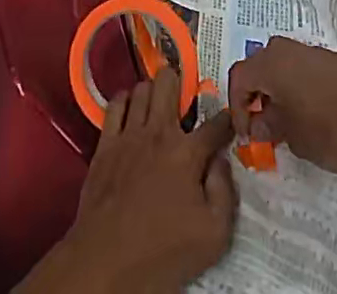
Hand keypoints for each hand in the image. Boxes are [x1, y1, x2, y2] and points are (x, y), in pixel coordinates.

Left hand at [19, 67, 237, 293]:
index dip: (227, 118)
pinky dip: (124, 99)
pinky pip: (114, 105)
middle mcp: (157, 133)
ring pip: (140, 90)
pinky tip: (129, 105)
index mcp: (187, 154)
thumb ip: (224, 191)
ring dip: (151, 88)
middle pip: (168, 85)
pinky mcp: (105, 142)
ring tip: (158, 97)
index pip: (214, 126)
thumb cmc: (166, 249)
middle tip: (183, 87)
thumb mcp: (214, 233)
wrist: (110, 256)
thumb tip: (221, 161)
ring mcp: (128, 134)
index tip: (231, 116)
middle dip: (178, 79)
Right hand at [225, 37, 336, 175]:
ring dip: (280, 86)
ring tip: (290, 116)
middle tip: (263, 120)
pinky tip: (317, 110)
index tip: (247, 132)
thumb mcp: (293, 138)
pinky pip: (307, 68)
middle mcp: (288, 50)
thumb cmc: (331, 132)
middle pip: (259, 64)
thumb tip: (259, 123)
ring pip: (284, 64)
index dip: (237, 105)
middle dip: (257, 91)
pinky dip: (302, 84)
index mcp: (270, 64)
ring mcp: (315, 52)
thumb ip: (269, 126)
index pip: (239, 77)